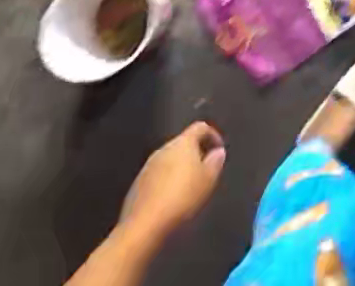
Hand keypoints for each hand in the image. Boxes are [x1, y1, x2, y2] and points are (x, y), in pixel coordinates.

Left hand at [119, 122, 226, 241]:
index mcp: (182, 143)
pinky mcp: (136, 186)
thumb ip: (215, 161)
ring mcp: (147, 168)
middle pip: (183, 144)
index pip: (201, 127)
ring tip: (188, 187)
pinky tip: (170, 199)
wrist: (142, 227)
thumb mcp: (209, 179)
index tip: (218, 151)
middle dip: (195, 154)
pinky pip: (157, 176)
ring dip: (180, 168)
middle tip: (205, 171)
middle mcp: (163, 150)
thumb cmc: (182, 197)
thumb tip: (217, 152)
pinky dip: (166, 182)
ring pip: (169, 160)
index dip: (213, 135)